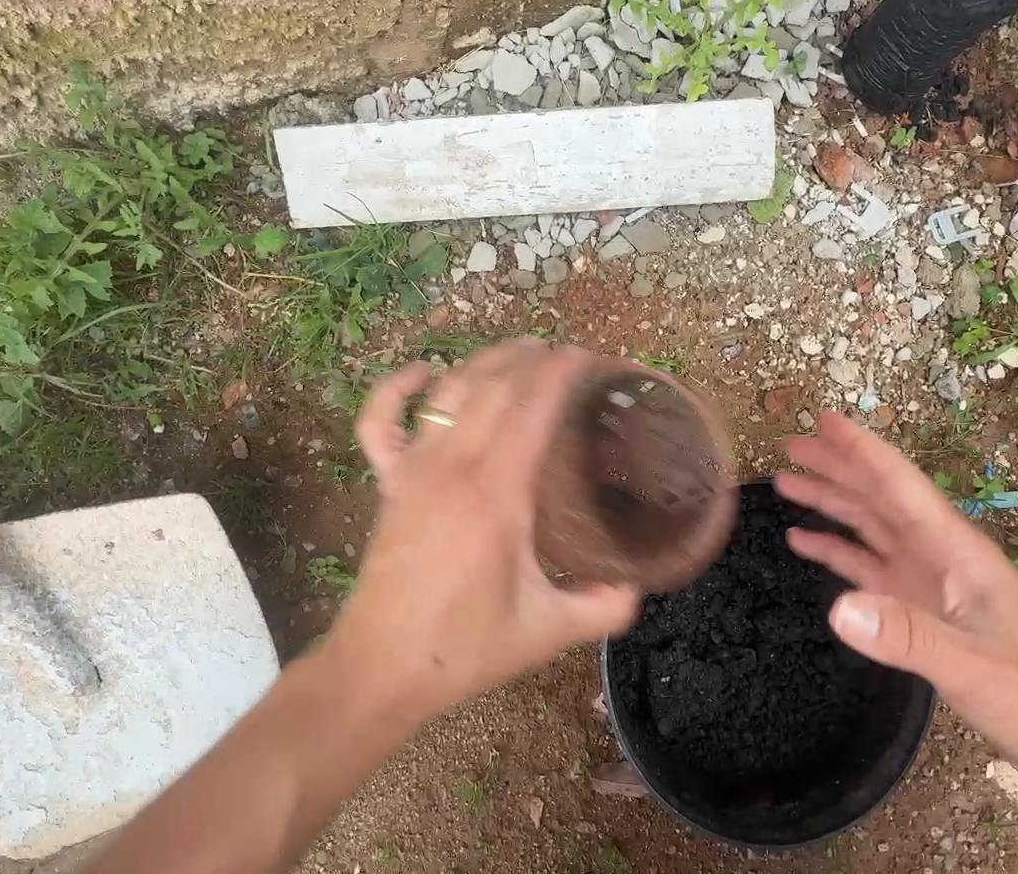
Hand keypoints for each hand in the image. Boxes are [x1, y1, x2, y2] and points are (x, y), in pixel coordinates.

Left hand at [328, 340, 641, 722]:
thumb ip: (600, 609)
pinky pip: (380, 423)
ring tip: (518, 348)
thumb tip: (637, 592)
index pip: (532, 410)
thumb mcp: (544, 633)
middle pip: (494, 388)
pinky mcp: (387, 486)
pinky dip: (395, 389)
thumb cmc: (463, 650)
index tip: (585, 355)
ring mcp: (413, 472)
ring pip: (448, 394)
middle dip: (531, 358)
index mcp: (496, 496)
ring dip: (484, 362)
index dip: (559, 373)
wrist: (380, 669)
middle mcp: (452, 469)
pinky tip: (421, 371)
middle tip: (563, 352)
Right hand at [781, 412, 1017, 777]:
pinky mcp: (920, 607)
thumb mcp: (972, 668)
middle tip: (789, 445)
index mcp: (956, 549)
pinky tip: (805, 542)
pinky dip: (836, 550)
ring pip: (872, 526)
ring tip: (786, 483)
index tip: (826, 418)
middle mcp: (939, 554)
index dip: (863, 449)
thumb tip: (836, 609)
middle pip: (880, 497)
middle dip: (837, 467)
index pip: (902, 485)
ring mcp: (928, 580)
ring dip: (832, 502)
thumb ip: (906, 637)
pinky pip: (870, 566)